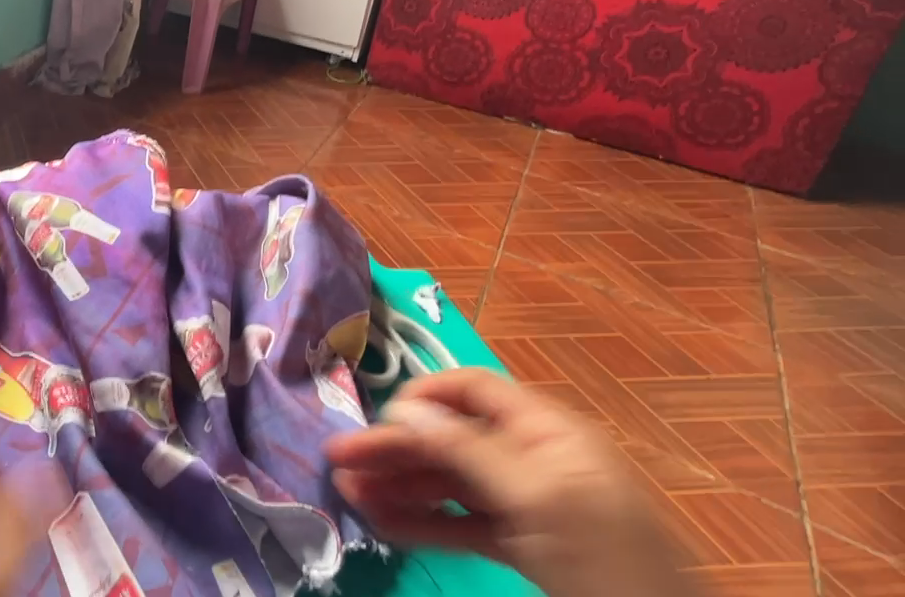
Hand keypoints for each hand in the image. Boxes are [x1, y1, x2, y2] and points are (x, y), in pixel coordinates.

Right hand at [325, 369, 687, 596]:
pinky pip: (459, 521)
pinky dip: (421, 520)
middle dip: (394, 447)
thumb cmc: (607, 556)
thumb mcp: (540, 497)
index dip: (425, 395)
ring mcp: (525, 502)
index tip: (380, 416)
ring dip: (397, 485)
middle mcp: (531, 457)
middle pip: (449, 438)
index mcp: (547, 431)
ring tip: (347, 492)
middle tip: (339, 458)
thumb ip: (470, 448)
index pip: (473, 389)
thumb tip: (406, 408)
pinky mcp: (520, 543)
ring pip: (447, 482)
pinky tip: (381, 522)